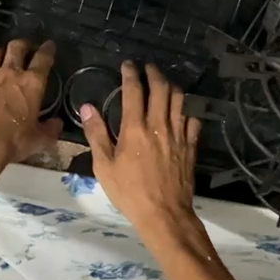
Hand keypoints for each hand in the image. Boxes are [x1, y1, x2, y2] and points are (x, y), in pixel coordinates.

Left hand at [0, 39, 60, 173]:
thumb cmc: (12, 142)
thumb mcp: (38, 140)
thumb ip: (50, 129)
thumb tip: (58, 123)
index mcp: (32, 83)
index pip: (43, 58)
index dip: (48, 49)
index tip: (49, 45)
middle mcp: (10, 72)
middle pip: (17, 47)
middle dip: (22, 44)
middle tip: (24, 48)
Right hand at [77, 62, 201, 237]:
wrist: (164, 214)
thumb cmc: (129, 192)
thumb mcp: (104, 166)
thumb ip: (96, 134)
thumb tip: (87, 107)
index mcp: (135, 128)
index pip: (134, 91)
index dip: (131, 74)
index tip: (128, 65)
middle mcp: (159, 125)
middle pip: (161, 88)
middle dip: (154, 73)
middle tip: (148, 68)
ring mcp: (178, 134)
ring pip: (180, 100)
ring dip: (171, 87)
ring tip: (164, 84)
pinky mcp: (191, 146)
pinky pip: (192, 120)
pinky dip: (186, 111)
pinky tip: (181, 112)